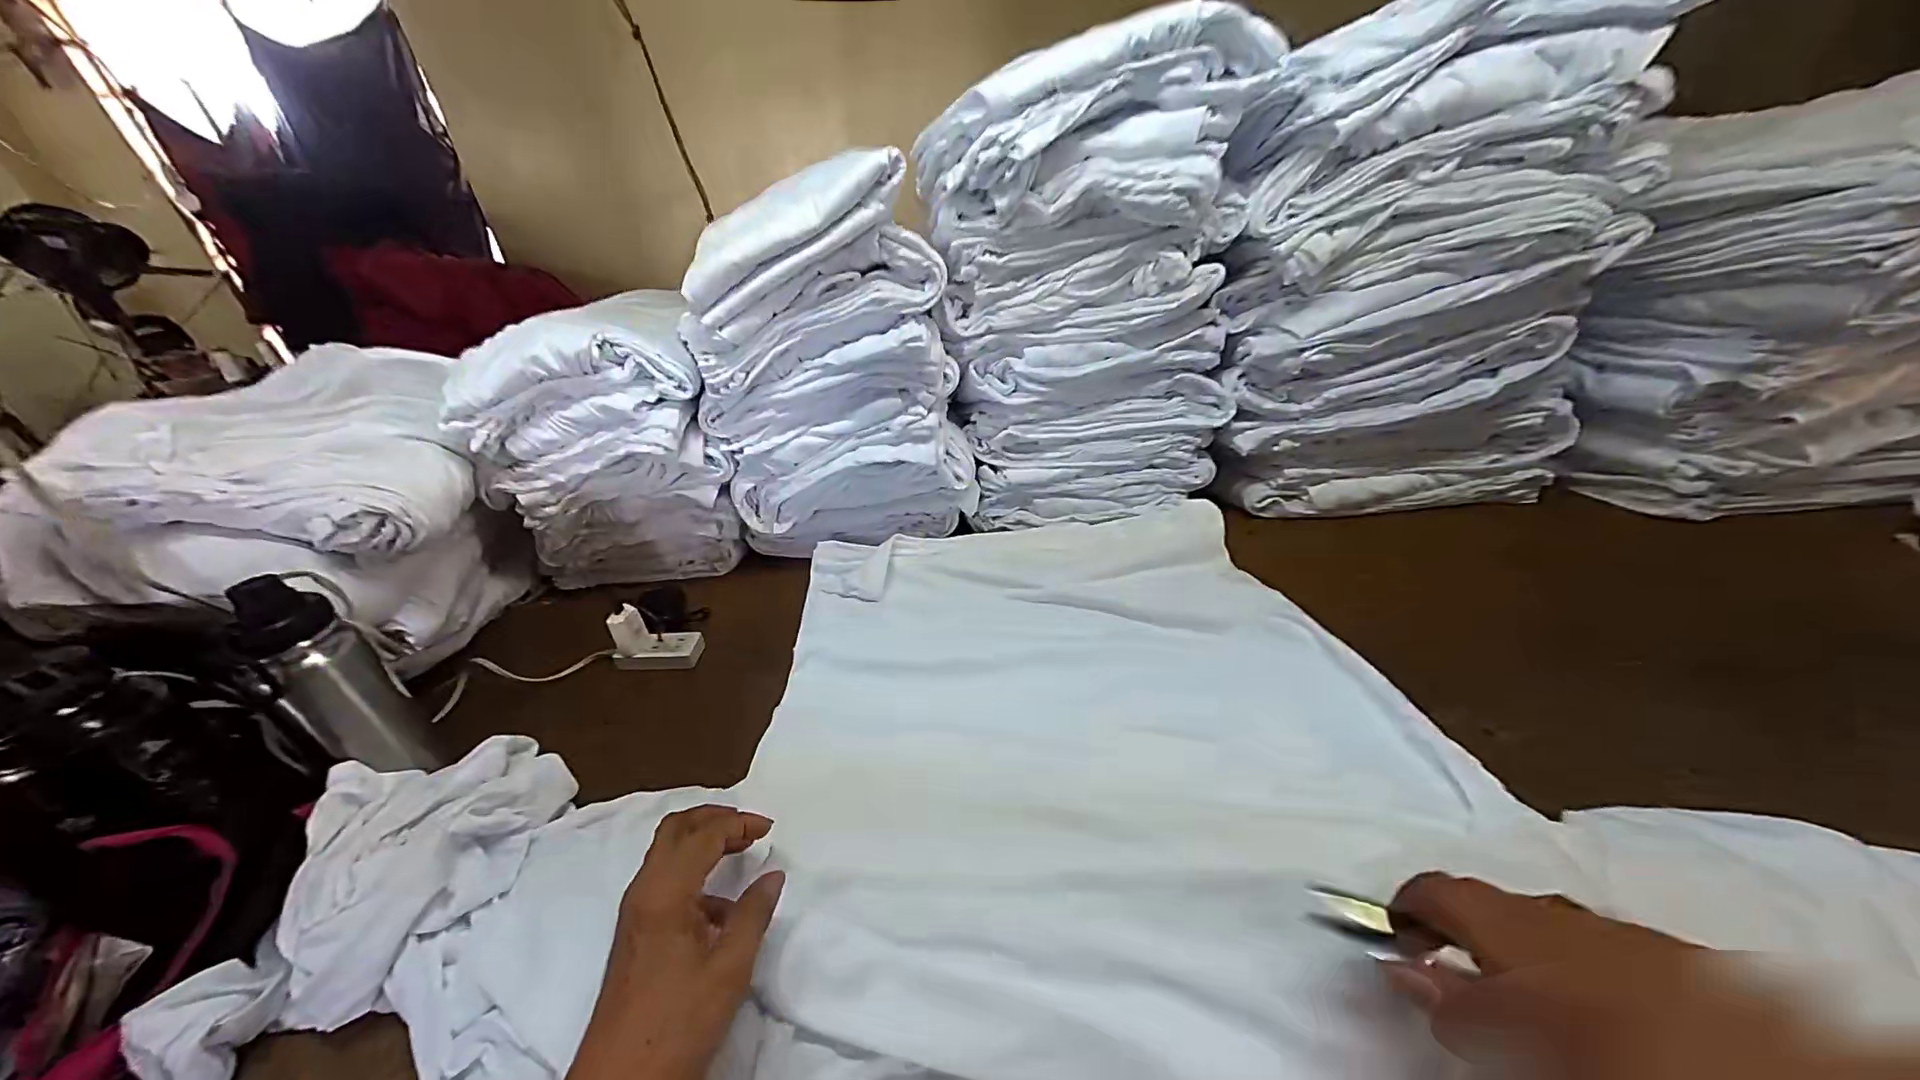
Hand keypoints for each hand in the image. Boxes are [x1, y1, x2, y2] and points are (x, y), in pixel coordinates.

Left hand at [566, 806, 784, 1079]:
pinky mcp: (636, 932)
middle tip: (750, 825)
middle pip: (675, 830)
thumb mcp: (730, 968)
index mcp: (664, 893)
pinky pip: (665, 881)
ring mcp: (635, 913)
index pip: (702, 835)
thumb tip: (773, 875)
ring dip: (703, 841)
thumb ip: (754, 914)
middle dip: (714, 817)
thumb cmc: (678, 1021)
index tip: (769, 828)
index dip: (738, 823)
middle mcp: (643, 893)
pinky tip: (722, 907)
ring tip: (741, 850)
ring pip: (667, 853)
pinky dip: (694, 872)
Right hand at [1382, 873, 1848, 1079]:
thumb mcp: (1505, 1025)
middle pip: (1490, 906)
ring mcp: (1616, 929)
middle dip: (1467, 934)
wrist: (1764, 1060)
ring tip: (1525, 996)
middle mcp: (1555, 909)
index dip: (1405, 906)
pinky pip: (1600, 947)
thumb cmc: (1599, 1033)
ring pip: (1547, 926)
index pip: (1434, 888)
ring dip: (1524, 952)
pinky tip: (1596, 1004)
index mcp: (1507, 916)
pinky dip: (1578, 966)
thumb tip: (1397, 967)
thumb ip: (1448, 995)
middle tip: (1456, 973)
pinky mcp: (1674, 956)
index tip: (1392, 932)